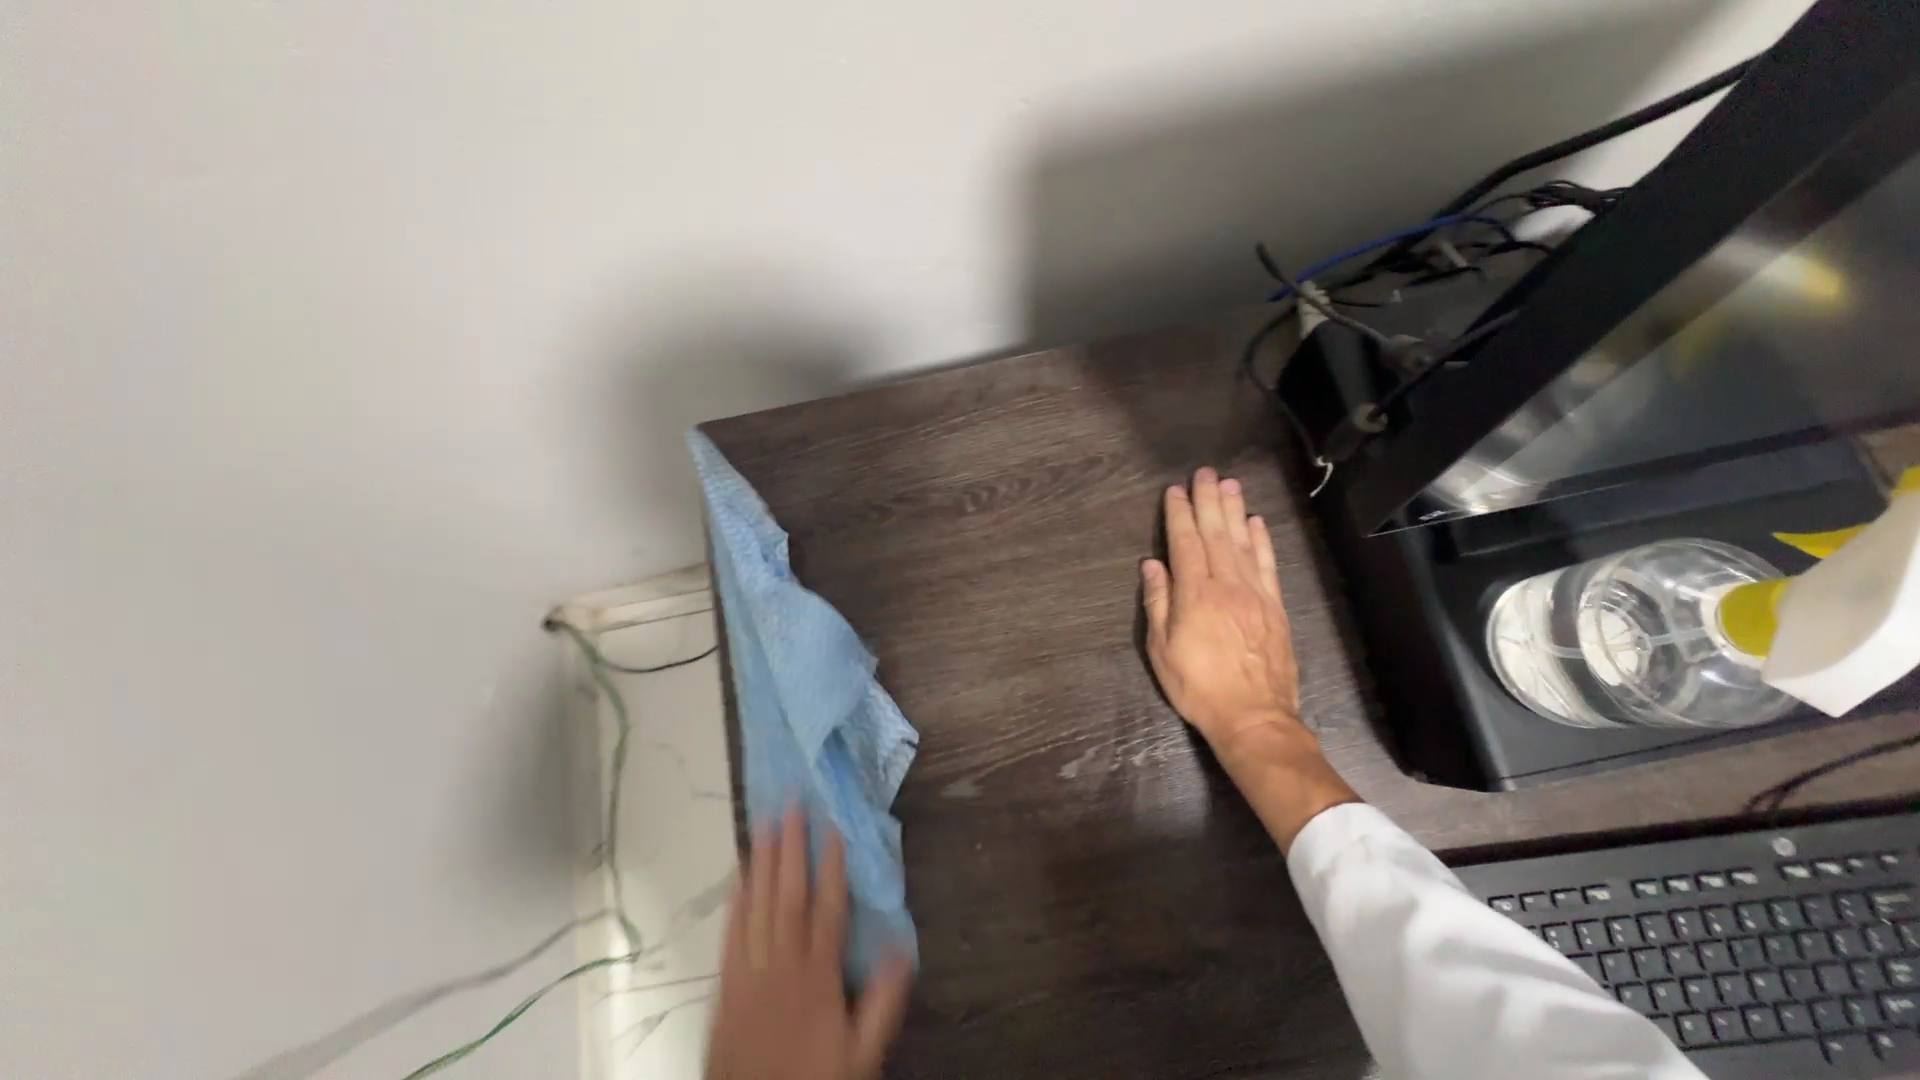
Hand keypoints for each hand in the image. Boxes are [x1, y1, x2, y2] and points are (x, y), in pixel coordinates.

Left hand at [706, 808, 912, 1079]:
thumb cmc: (813, 1074)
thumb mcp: (860, 1051)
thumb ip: (882, 1001)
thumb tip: (904, 948)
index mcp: (817, 975)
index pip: (827, 909)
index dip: (831, 867)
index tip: (833, 828)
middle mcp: (781, 962)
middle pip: (787, 895)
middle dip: (790, 847)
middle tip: (791, 803)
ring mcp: (749, 969)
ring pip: (757, 903)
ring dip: (761, 859)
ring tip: (764, 820)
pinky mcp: (725, 980)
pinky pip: (731, 928)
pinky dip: (736, 895)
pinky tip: (739, 870)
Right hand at [1141, 467, 1301, 748]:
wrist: (1254, 716)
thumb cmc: (1198, 686)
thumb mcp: (1162, 650)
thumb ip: (1158, 604)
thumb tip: (1152, 566)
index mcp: (1195, 595)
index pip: (1185, 544)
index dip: (1179, 515)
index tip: (1175, 491)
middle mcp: (1227, 585)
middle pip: (1216, 534)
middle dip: (1208, 501)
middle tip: (1205, 473)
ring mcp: (1255, 594)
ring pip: (1244, 543)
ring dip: (1235, 511)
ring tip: (1230, 484)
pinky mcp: (1275, 607)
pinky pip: (1268, 565)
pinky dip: (1263, 541)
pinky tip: (1257, 523)